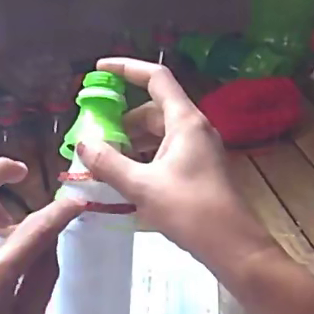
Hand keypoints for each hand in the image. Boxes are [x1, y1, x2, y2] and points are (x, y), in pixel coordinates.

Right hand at [76, 58, 276, 271]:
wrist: (231, 245)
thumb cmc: (189, 210)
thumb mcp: (141, 186)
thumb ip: (108, 163)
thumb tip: (83, 143)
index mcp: (185, 122)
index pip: (155, 78)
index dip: (126, 68)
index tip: (99, 70)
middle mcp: (193, 128)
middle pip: (152, 109)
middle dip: (120, 117)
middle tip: (92, 131)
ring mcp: (196, 149)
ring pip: (157, 132)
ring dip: (129, 140)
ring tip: (102, 157)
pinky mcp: (196, 169)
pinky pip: (163, 151)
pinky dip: (141, 156)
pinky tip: (123, 176)